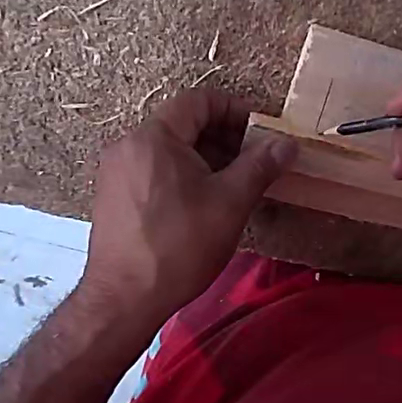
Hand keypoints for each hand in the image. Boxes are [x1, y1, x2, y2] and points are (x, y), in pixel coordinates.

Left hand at [80, 88, 297, 333]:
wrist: (123, 301)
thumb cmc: (179, 246)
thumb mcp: (230, 202)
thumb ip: (260, 165)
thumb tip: (288, 143)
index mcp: (154, 137)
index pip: (199, 101)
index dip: (235, 109)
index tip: (261, 130)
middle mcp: (129, 145)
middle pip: (183, 123)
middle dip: (224, 135)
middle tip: (255, 159)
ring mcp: (116, 171)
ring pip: (170, 148)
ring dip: (206, 156)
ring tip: (235, 182)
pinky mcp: (113, 195)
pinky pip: (154, 168)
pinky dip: (183, 173)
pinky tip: (204, 201)